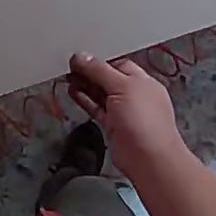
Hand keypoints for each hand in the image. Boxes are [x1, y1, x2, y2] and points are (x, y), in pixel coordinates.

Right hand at [68, 53, 190, 179]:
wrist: (149, 159)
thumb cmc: (142, 119)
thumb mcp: (122, 87)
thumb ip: (99, 71)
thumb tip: (80, 56)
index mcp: (143, 81)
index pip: (119, 64)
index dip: (100, 60)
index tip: (80, 57)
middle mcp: (134, 95)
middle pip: (108, 79)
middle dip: (90, 73)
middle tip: (69, 67)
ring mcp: (123, 111)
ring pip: (101, 94)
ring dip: (85, 85)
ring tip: (67, 77)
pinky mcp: (112, 125)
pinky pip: (96, 108)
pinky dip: (84, 100)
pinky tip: (72, 92)